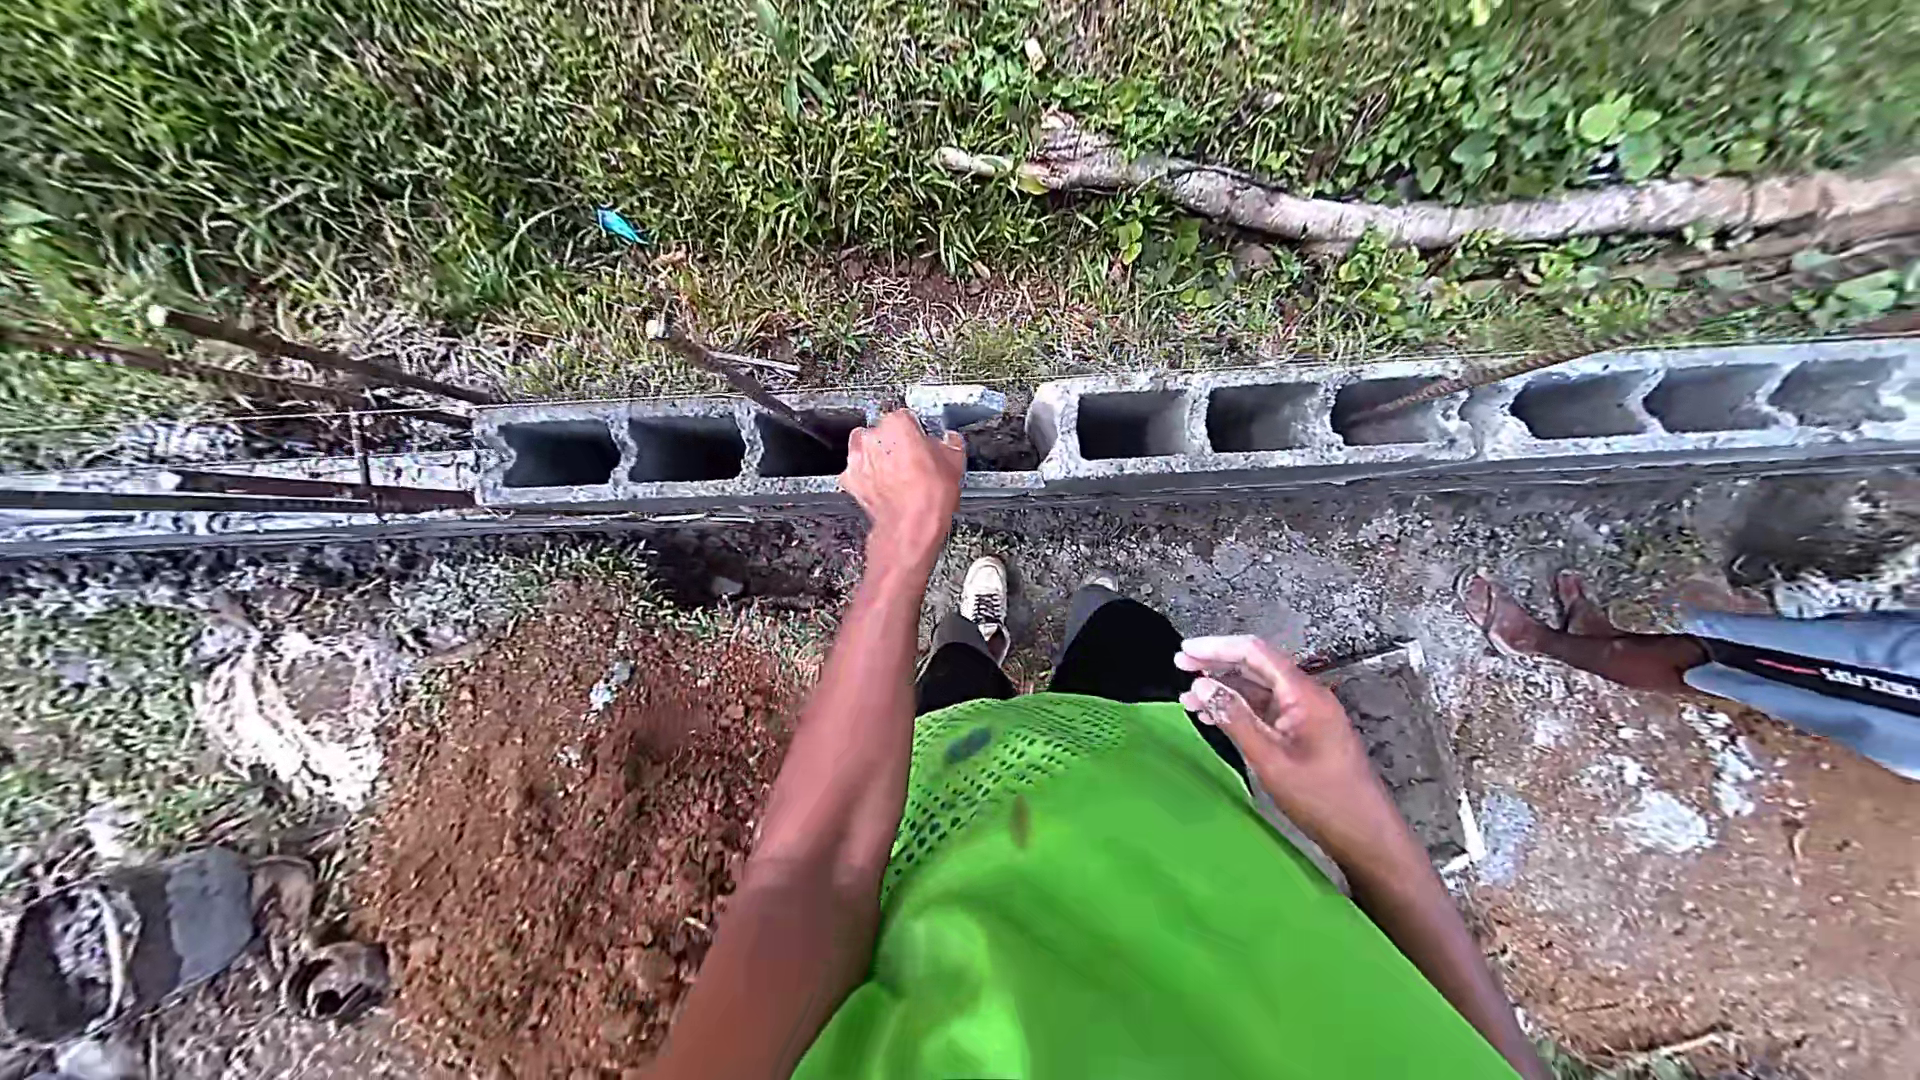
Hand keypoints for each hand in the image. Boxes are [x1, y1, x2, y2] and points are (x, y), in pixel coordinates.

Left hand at [839, 409, 965, 569]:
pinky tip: (885, 488)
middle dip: (895, 445)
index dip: (916, 432)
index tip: (922, 443)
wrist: (910, 526)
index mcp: (897, 423)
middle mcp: (872, 436)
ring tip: (898, 477)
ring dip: (879, 459)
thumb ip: (950, 443)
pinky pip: (858, 472)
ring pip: (867, 450)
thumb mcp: (954, 462)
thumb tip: (950, 440)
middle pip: (883, 432)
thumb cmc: (928, 495)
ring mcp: (858, 457)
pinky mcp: (850, 479)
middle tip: (912, 462)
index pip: (906, 417)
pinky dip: (868, 478)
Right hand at [1176, 636, 1403, 863]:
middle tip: (1180, 665)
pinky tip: (1214, 716)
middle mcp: (1306, 696)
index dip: (1216, 647)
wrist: (1368, 839)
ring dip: (1222, 688)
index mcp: (1303, 694)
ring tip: (1189, 696)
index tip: (1185, 650)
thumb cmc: (1323, 800)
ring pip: (1256, 688)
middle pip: (1254, 665)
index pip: (1254, 652)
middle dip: (1215, 663)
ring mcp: (1305, 714)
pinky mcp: (1302, 731)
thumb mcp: (1270, 758)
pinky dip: (1236, 708)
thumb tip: (1201, 685)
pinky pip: (1263, 708)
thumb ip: (1234, 717)